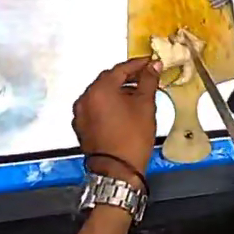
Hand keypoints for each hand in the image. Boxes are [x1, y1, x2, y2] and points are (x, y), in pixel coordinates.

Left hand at [72, 56, 161, 187]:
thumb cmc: (133, 137)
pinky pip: (95, 108)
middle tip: (145, 78)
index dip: (138, 65)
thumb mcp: (145, 106)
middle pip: (107, 80)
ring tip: (136, 95)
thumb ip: (148, 81)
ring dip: (117, 91)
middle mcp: (84, 98)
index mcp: (99, 89)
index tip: (150, 62)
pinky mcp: (81, 126)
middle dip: (127, 78)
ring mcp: (80, 113)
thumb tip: (153, 65)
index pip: (120, 69)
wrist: (117, 171)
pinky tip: (122, 110)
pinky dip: (108, 105)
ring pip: (100, 95)